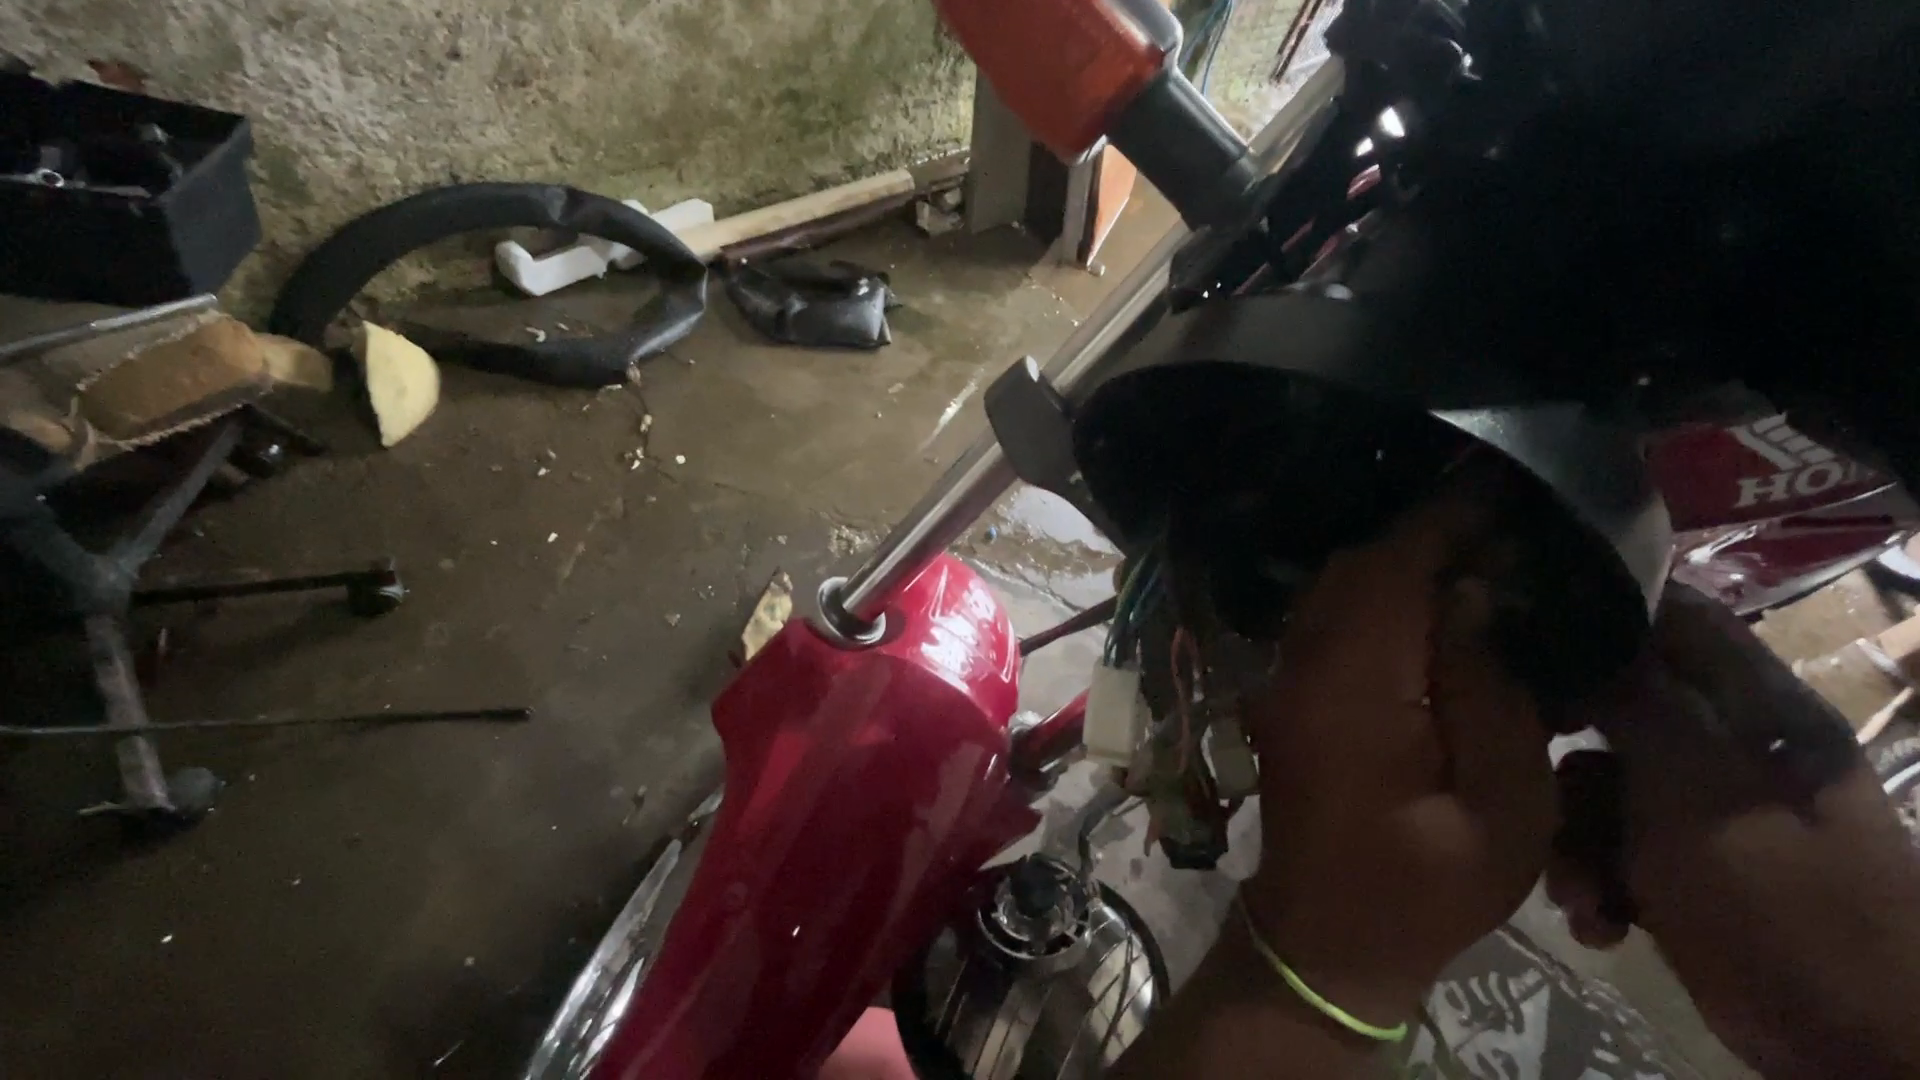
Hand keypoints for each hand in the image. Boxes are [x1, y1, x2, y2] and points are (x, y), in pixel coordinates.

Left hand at [1240, 496, 1555, 1029]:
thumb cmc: (1429, 883)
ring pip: (1330, 589)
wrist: (1327, 931)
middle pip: (1350, 571)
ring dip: (1390, 561)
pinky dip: (1367, 594)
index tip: (1493, 485)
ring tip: (1464, 550)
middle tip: (1492, 519)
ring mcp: (1281, 678)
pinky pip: (1322, 619)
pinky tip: (1417, 598)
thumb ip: (1487, 689)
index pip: (1389, 574)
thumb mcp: (1502, 803)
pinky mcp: (1282, 693)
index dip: (1440, 523)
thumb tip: (1468, 594)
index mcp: (1352, 689)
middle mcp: (1299, 667)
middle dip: (1418, 535)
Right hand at [1549, 585, 1919, 1078]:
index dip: (1598, 607)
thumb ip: (1637, 704)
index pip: (1674, 618)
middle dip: (1556, 747)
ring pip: (1592, 780)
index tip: (1516, 616)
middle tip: (1517, 768)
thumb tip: (1575, 620)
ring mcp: (1700, 807)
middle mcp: (1724, 747)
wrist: (1858, 1055)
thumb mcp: (1700, 793)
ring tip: (1579, 892)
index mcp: (1755, 712)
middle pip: (1610, 703)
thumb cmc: (1788, 909)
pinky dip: (1589, 877)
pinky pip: (1603, 839)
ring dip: (1568, 836)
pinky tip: (1598, 918)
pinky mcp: (1678, 860)